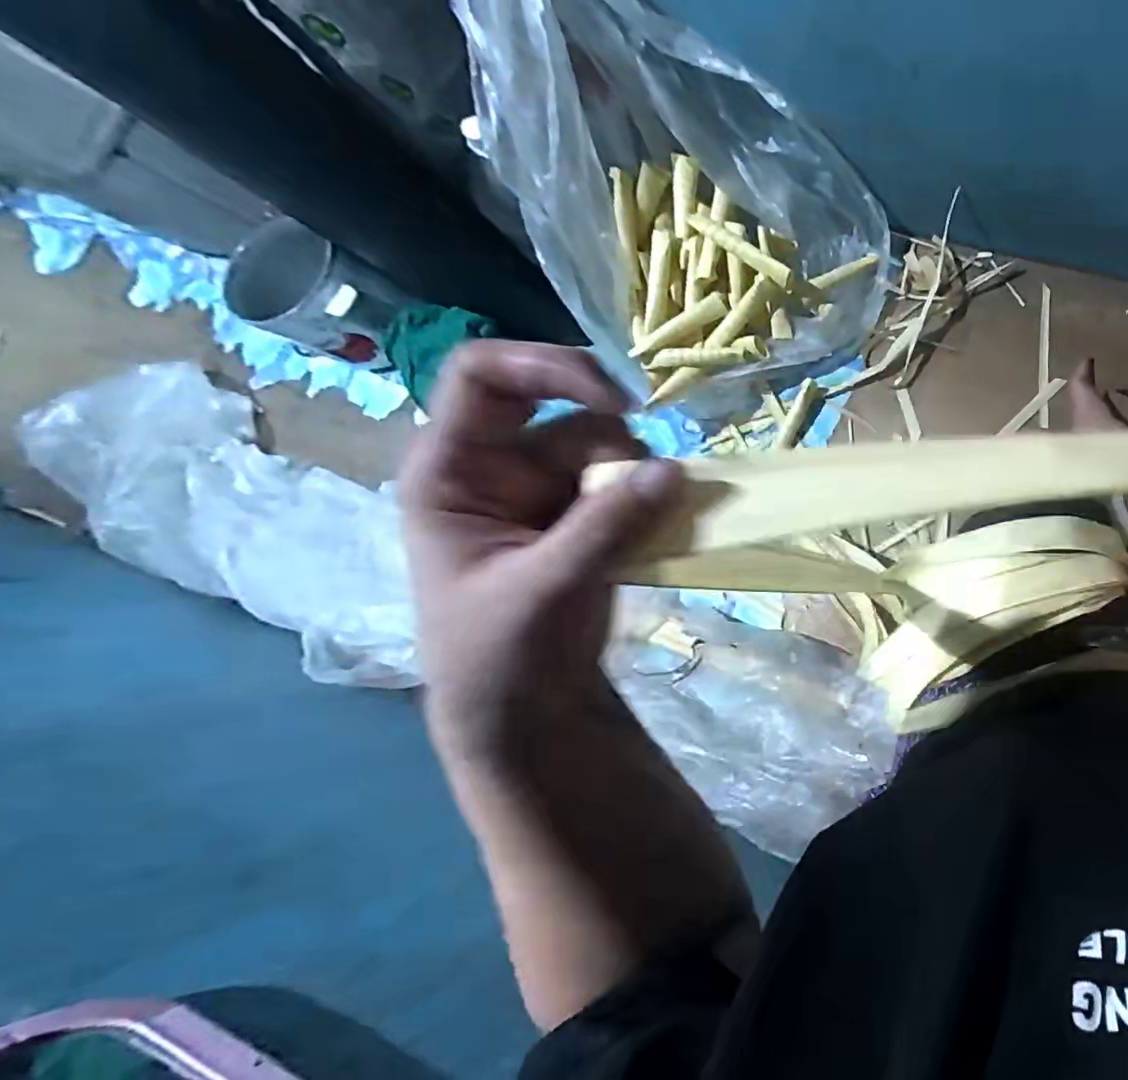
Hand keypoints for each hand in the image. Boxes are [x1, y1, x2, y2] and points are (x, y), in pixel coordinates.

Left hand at [399, 341, 681, 757]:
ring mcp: (547, 490)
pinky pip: (630, 483)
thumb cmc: (498, 654)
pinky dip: (652, 497)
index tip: (618, 403)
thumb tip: (676, 471)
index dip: (548, 368)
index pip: (484, 375)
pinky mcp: (587, 516)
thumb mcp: (544, 588)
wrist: (527, 711)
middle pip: (561, 405)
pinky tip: (663, 526)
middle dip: (611, 428)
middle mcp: (498, 466)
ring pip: (608, 446)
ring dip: (638, 475)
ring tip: (649, 526)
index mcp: (451, 469)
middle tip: (654, 471)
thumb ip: (606, 527)